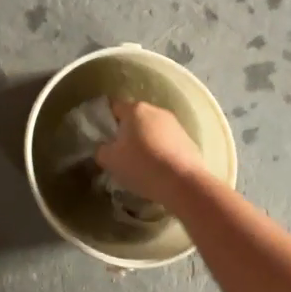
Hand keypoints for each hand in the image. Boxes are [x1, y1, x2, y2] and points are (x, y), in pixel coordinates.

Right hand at [94, 99, 212, 205]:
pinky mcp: (189, 139)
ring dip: (146, 141)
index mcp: (134, 109)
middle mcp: (155, 110)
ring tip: (142, 164)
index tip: (104, 139)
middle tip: (121, 154)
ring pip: (153, 129)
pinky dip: (161, 151)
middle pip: (135, 118)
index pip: (114, 107)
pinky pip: (168, 142)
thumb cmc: (142, 166)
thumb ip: (101, 150)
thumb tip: (104, 148)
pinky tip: (160, 169)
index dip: (106, 122)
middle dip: (127, 133)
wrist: (183, 183)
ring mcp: (174, 124)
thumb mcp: (111, 161)